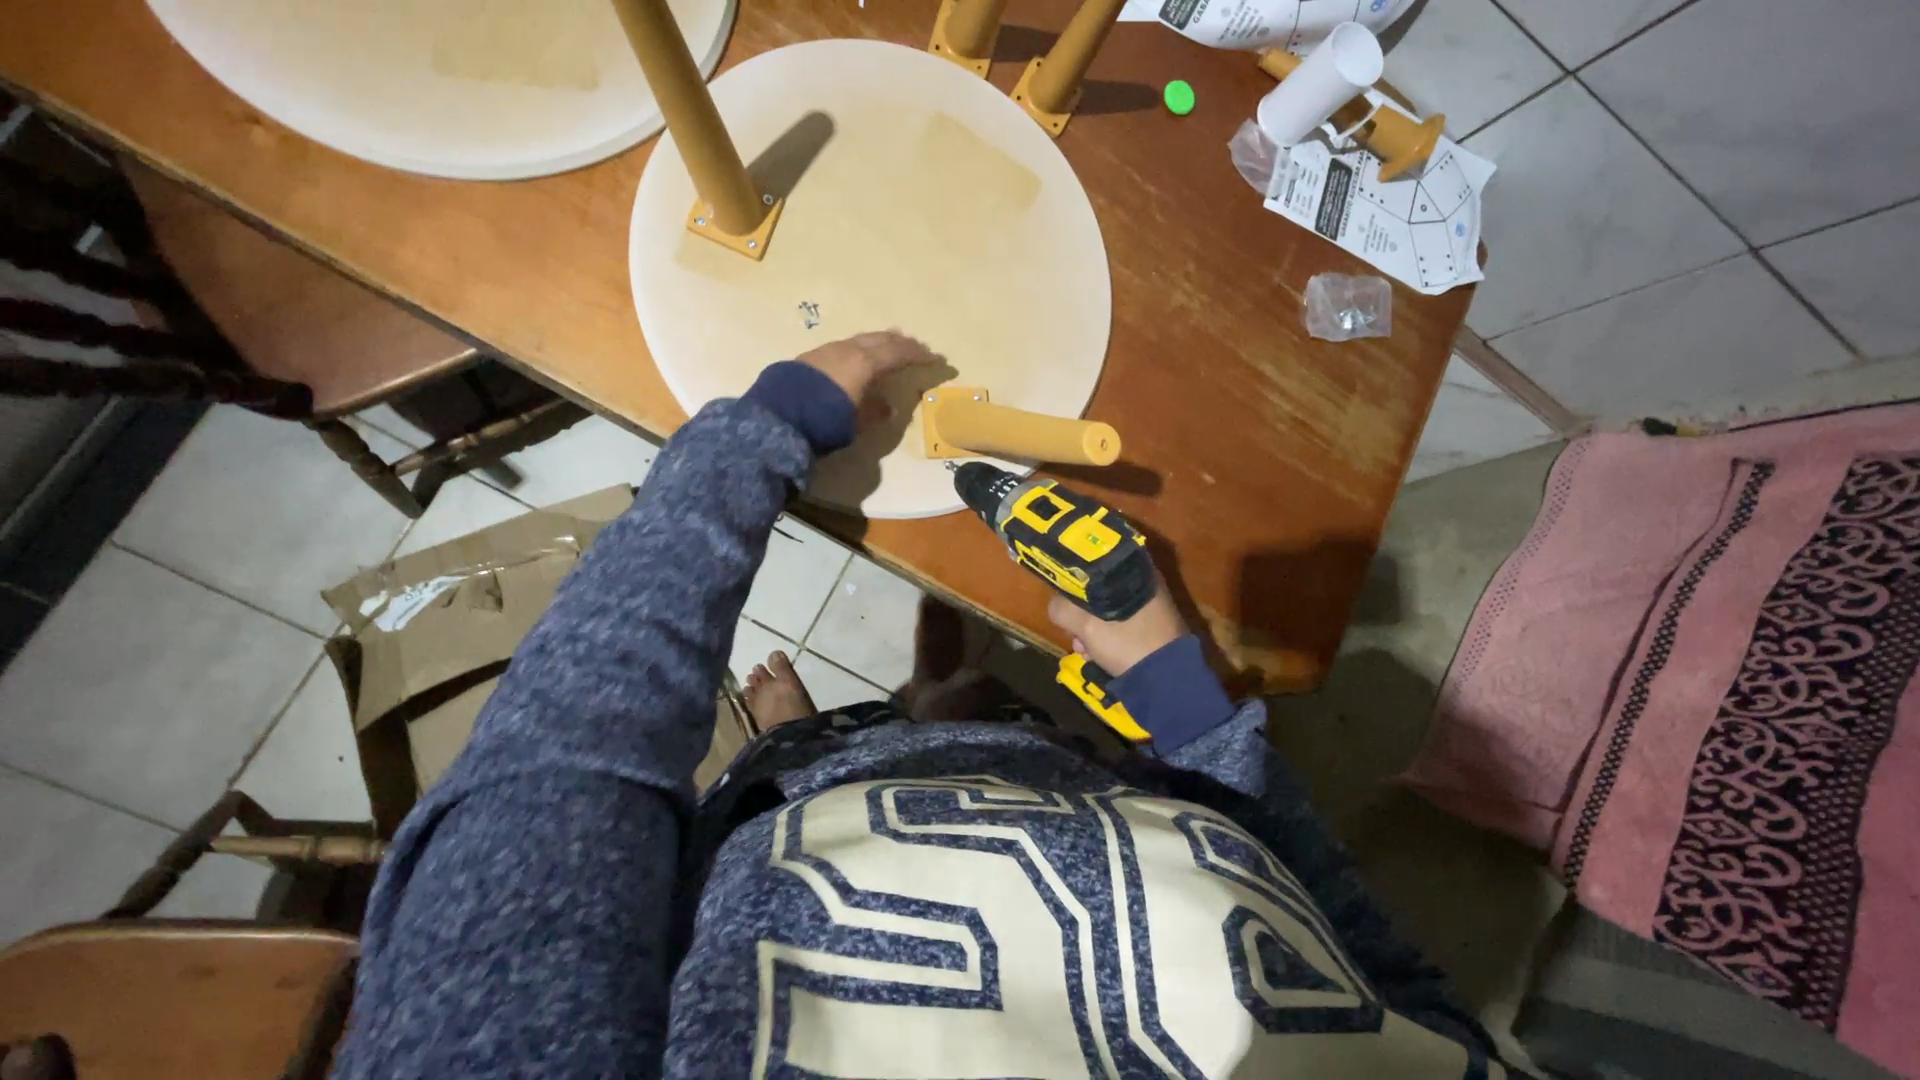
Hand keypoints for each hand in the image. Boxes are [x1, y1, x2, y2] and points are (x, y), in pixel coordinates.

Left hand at [797, 330, 933, 432]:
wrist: (777, 417)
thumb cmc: (824, 422)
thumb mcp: (856, 424)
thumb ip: (874, 412)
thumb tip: (888, 406)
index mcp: (865, 363)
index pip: (898, 354)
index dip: (918, 355)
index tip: (934, 358)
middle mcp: (849, 350)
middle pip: (881, 340)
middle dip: (901, 343)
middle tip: (916, 346)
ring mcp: (828, 350)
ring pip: (861, 339)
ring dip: (879, 341)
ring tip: (890, 344)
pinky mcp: (811, 357)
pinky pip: (845, 346)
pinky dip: (860, 347)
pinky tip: (858, 355)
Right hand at [1046, 574, 1189, 677]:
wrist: (1167, 678)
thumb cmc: (1127, 642)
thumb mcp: (1086, 625)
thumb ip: (1063, 609)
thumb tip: (1056, 604)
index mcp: (1134, 570)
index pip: (1093, 562)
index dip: (1073, 579)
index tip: (1063, 600)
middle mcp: (1145, 581)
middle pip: (1098, 589)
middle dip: (1081, 613)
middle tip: (1074, 633)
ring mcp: (1151, 604)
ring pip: (1108, 609)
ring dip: (1091, 628)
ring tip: (1085, 650)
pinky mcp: (1153, 624)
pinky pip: (1121, 622)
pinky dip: (1107, 634)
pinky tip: (1098, 654)